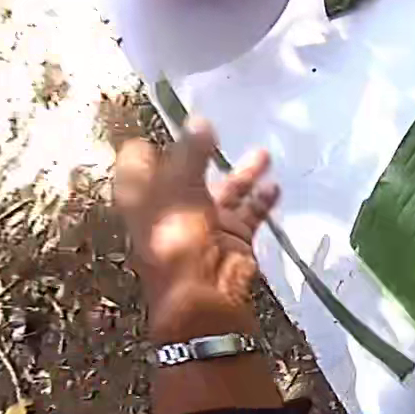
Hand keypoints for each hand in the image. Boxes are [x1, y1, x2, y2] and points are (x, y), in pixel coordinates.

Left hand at [114, 117, 278, 342]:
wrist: (205, 293)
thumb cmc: (179, 236)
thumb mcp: (179, 186)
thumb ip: (192, 151)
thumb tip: (202, 121)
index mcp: (145, 193)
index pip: (140, 159)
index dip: (153, 141)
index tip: (173, 121)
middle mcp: (174, 204)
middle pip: (189, 171)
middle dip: (207, 153)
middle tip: (222, 131)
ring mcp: (207, 221)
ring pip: (227, 190)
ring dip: (245, 173)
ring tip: (264, 155)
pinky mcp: (235, 236)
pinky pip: (251, 212)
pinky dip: (263, 200)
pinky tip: (275, 187)